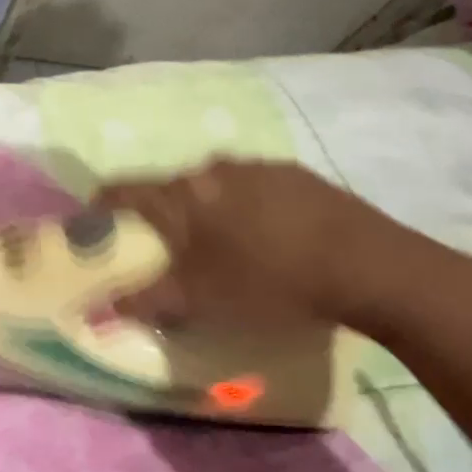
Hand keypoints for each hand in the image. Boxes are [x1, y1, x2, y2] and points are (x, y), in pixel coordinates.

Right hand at [96, 158, 445, 333]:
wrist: (374, 268)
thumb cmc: (270, 282)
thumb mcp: (199, 301)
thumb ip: (145, 299)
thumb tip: (103, 304)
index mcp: (179, 193)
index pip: (118, 191)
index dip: (99, 210)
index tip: (97, 232)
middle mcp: (210, 168)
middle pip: (164, 188)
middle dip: (157, 217)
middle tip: (163, 252)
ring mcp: (257, 166)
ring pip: (209, 187)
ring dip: (203, 212)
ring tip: (218, 249)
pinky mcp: (296, 175)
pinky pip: (250, 189)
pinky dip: (242, 211)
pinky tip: (264, 241)